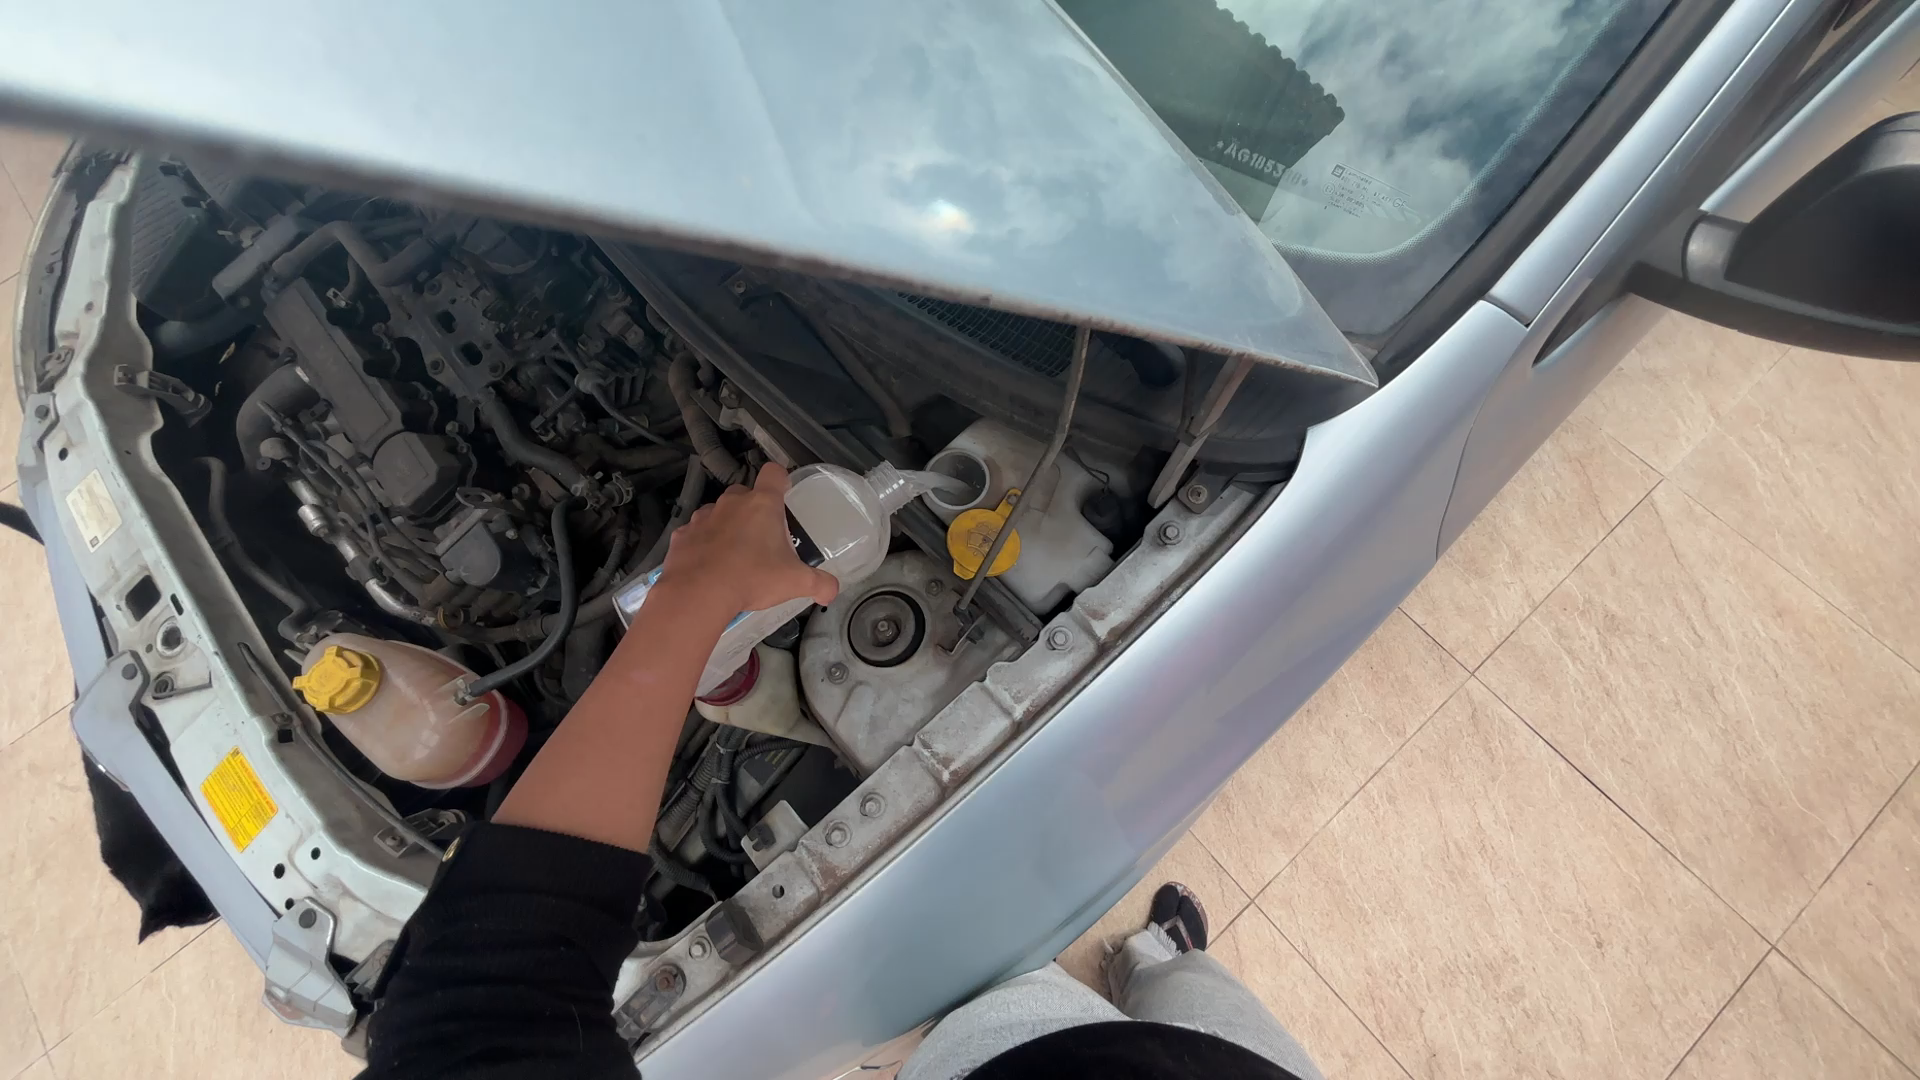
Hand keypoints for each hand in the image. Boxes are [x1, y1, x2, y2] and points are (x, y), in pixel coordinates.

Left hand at [656, 462, 839, 617]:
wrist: (698, 594)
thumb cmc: (752, 578)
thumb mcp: (795, 582)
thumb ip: (819, 583)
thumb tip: (832, 591)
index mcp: (762, 504)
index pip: (774, 473)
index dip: (781, 480)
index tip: (785, 495)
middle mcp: (732, 502)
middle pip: (746, 493)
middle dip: (754, 510)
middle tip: (763, 538)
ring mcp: (704, 517)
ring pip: (719, 512)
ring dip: (728, 526)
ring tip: (734, 555)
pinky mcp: (683, 535)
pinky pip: (697, 533)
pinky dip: (703, 545)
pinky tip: (709, 567)